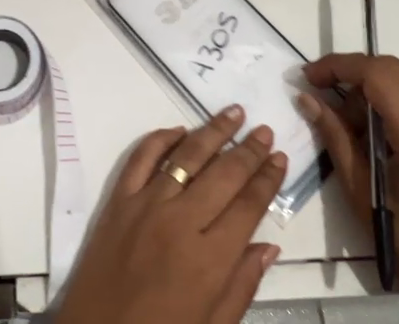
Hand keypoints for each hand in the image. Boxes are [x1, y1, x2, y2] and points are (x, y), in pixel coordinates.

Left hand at [56, 104, 289, 323]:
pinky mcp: (118, 200)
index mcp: (210, 259)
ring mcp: (146, 205)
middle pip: (224, 174)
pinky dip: (161, 139)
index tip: (280, 157)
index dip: (268, 179)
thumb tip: (269, 245)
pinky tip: (179, 130)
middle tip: (264, 128)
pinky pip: (141, 158)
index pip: (249, 206)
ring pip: (186, 156)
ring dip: (213, 131)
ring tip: (233, 113)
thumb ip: (243, 284)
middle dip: (248, 149)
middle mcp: (181, 222)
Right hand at [297, 54, 398, 323]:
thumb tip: (308, 99)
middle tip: (318, 90)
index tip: (308, 77)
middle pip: (393, 70)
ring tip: (339, 115)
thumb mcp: (364, 195)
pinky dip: (387, 101)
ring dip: (369, 86)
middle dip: (351, 71)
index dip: (339, 67)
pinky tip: (366, 128)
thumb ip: (335, 138)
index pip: (378, 76)